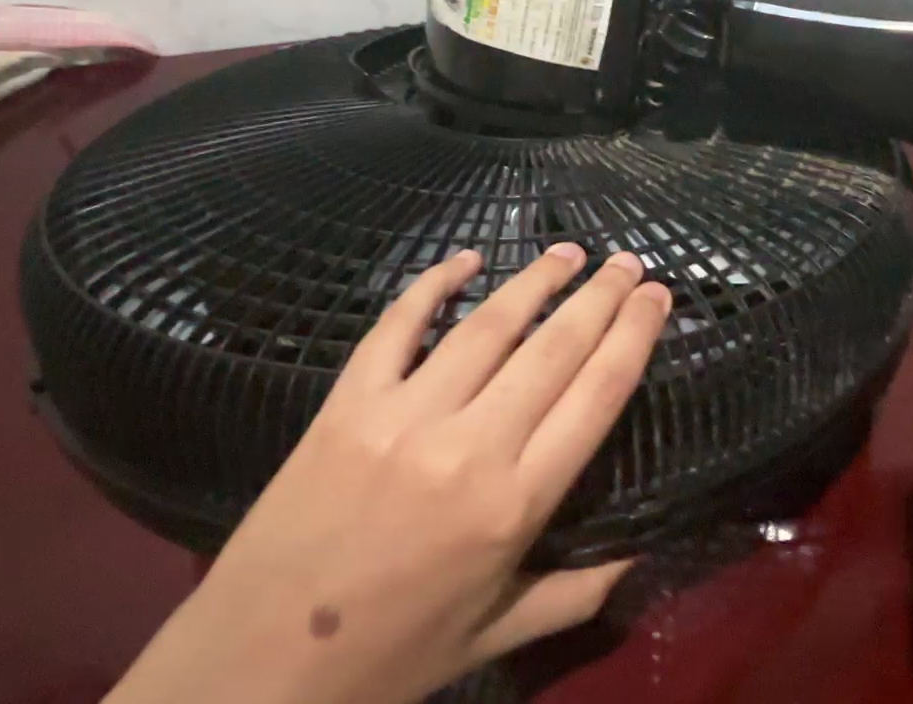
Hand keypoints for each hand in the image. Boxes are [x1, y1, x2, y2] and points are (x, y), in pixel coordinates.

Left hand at [106, 243, 671, 703]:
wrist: (255, 670)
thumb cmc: (393, 652)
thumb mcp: (500, 630)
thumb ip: (581, 588)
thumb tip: (645, 548)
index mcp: (517, 502)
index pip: (598, 393)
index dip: (634, 334)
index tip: (657, 297)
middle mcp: (470, 445)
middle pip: (555, 347)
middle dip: (601, 295)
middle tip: (628, 261)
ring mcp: (403, 416)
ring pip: (487, 326)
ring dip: (536, 280)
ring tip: (569, 251)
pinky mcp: (347, 403)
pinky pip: (397, 327)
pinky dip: (434, 285)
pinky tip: (465, 258)